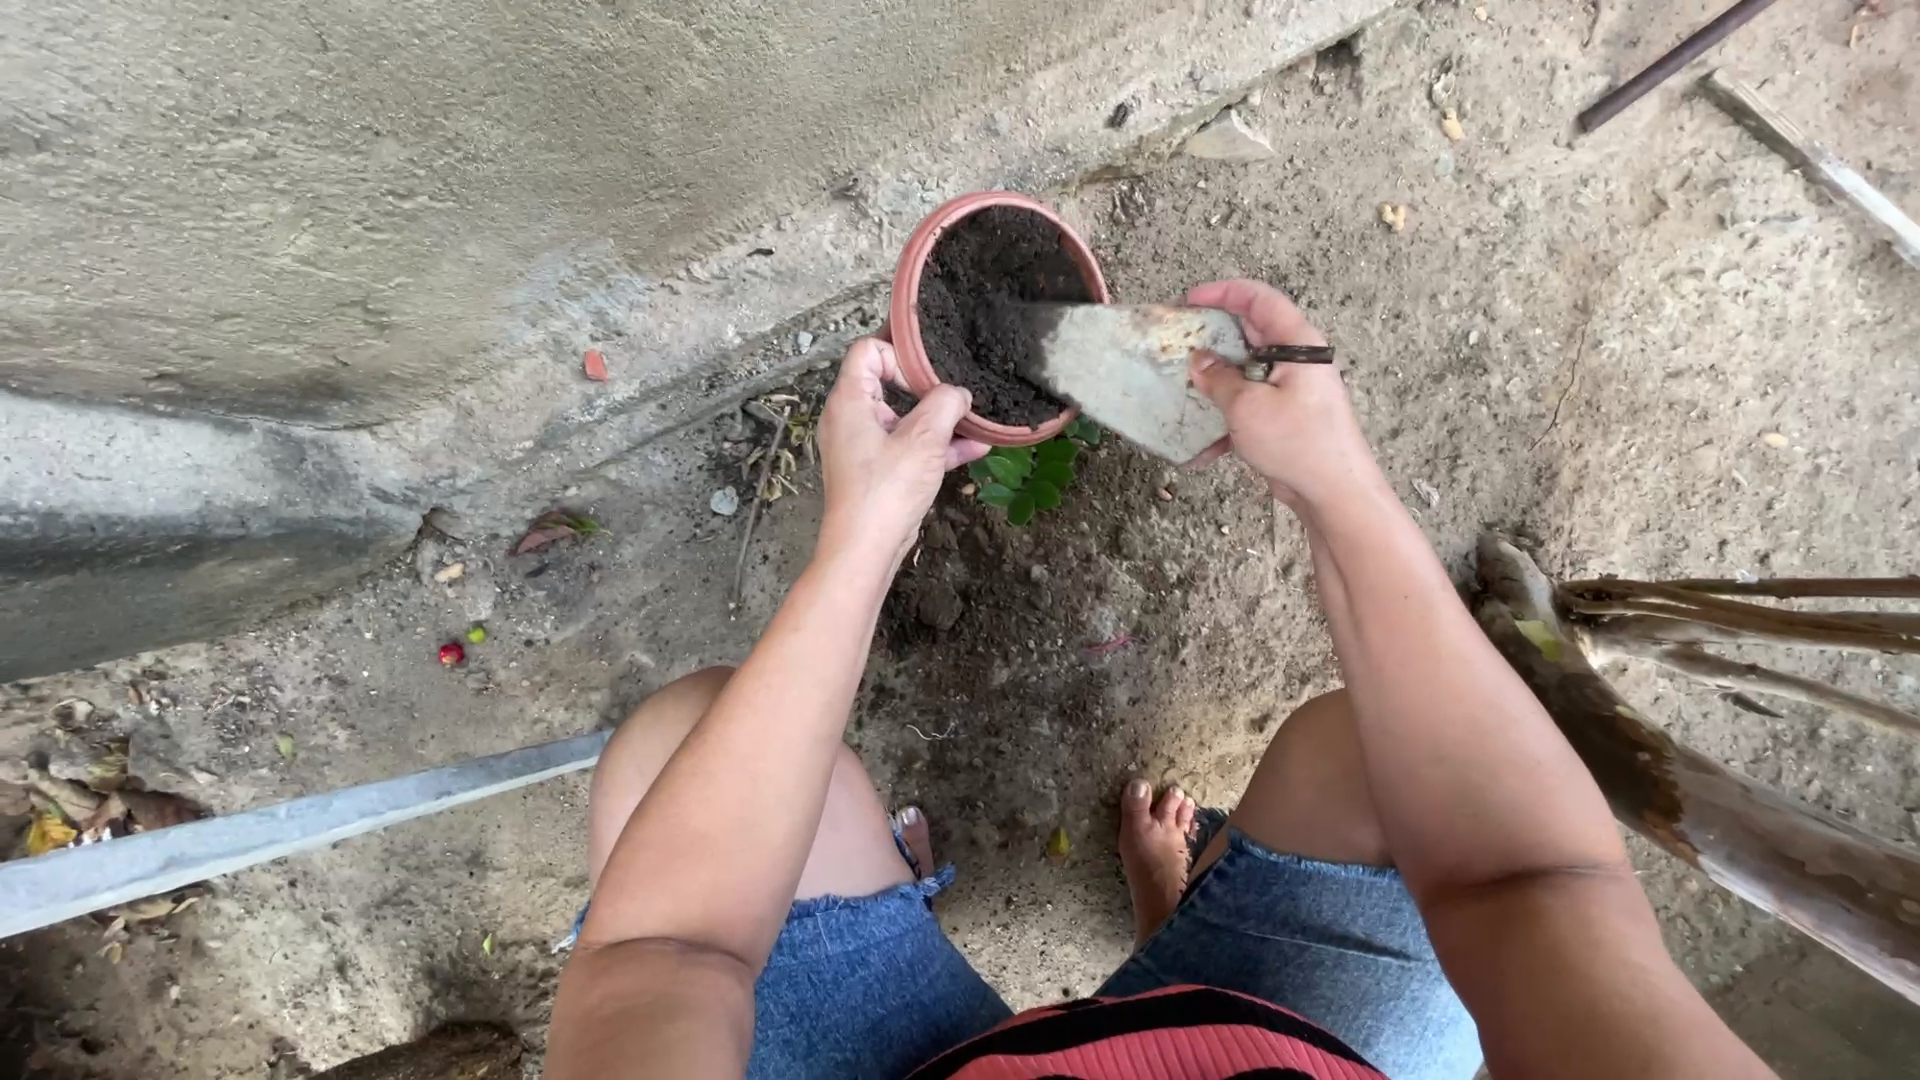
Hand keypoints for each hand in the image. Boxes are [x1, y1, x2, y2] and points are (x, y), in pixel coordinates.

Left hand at [816, 338, 989, 564]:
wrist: (866, 548)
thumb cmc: (886, 490)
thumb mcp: (924, 439)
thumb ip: (945, 404)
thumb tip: (958, 394)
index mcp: (849, 401)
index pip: (867, 351)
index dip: (900, 354)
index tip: (928, 375)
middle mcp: (850, 419)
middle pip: (888, 383)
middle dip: (927, 388)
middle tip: (956, 392)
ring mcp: (864, 447)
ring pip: (904, 420)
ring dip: (939, 420)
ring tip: (974, 419)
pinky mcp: (878, 472)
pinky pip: (909, 448)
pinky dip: (936, 447)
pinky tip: (974, 448)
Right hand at [1185, 280, 1381, 508]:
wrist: (1331, 491)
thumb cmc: (1298, 442)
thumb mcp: (1247, 406)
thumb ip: (1219, 379)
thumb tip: (1199, 361)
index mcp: (1297, 344)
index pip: (1259, 300)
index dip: (1223, 293)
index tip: (1189, 300)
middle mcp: (1295, 361)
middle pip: (1247, 336)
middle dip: (1209, 341)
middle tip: (1177, 346)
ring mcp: (1288, 390)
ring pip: (1241, 374)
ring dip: (1211, 387)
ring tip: (1181, 395)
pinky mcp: (1281, 417)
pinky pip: (1245, 408)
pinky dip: (1222, 424)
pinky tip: (1199, 451)